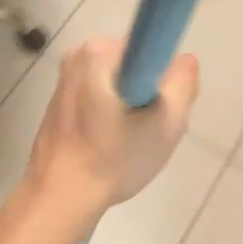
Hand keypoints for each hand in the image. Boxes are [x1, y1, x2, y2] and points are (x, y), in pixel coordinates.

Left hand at [19, 38, 198, 223]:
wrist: (59, 195)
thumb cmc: (113, 160)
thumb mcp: (165, 125)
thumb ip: (183, 84)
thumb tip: (183, 60)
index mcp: (99, 51)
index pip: (150, 47)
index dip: (163, 78)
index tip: (159, 107)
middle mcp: (78, 53)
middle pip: (134, 63)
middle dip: (146, 91)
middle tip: (145, 129)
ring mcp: (65, 75)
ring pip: (117, 80)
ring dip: (127, 105)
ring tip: (125, 139)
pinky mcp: (59, 96)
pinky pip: (98, 93)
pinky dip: (108, 112)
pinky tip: (107, 141)